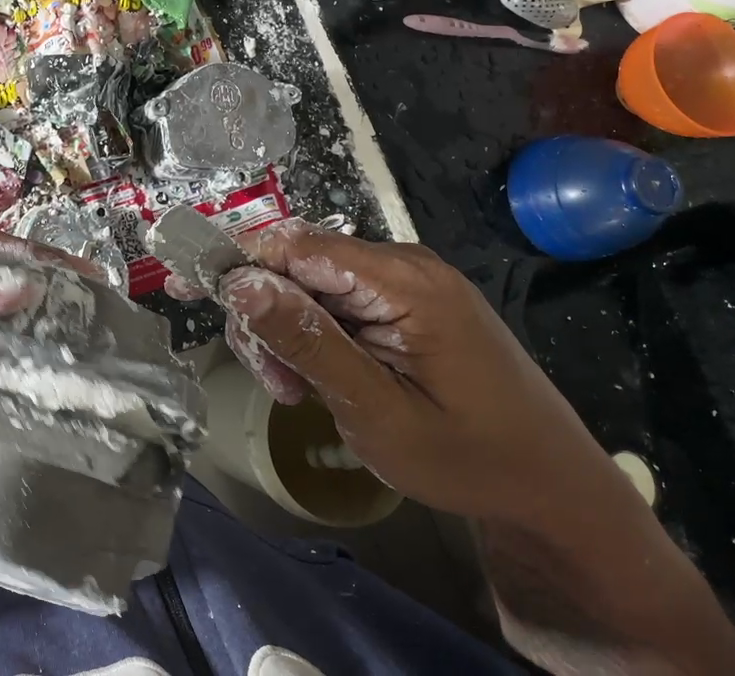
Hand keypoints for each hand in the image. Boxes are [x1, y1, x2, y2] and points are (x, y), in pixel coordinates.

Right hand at [200, 220, 623, 526]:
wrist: (551, 490)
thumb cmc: (469, 459)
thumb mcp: (376, 409)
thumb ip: (307, 342)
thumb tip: (239, 281)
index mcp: (405, 281)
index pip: (294, 244)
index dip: (233, 260)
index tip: (183, 287)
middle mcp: (402, 266)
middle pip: (294, 264)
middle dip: (263, 317)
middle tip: (271, 382)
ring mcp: (404, 285)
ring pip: (305, 287)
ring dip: (284, 336)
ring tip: (293, 393)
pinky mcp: (402, 306)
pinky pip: (332, 305)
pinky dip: (310, 341)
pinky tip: (313, 382)